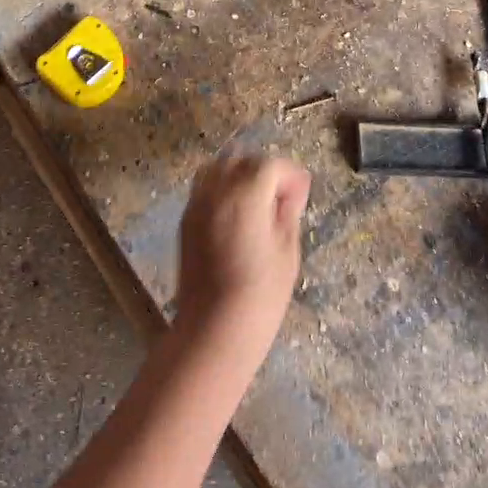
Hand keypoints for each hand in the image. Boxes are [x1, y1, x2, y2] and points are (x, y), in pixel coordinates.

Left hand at [174, 157, 310, 354]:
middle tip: (282, 195)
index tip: (302, 191)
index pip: (269, 165)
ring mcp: (196, 204)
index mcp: (246, 195)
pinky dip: (221, 188)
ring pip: (217, 168)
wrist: (215, 327)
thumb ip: (287, 212)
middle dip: (264, 170)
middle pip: (241, 159)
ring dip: (239, 174)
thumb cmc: (262, 293)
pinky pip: (203, 188)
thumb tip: (291, 191)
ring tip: (257, 201)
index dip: (290, 174)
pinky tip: (235, 213)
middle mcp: (217, 191)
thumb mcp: (287, 251)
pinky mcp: (185, 220)